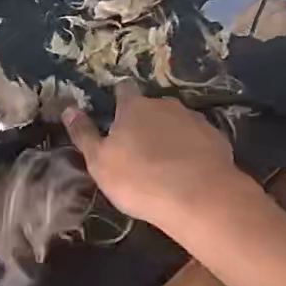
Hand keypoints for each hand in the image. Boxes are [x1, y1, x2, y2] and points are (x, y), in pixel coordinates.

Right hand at [62, 83, 259, 227]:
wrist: (198, 195)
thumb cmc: (139, 179)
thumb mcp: (100, 162)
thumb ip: (84, 134)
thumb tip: (69, 109)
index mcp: (134, 107)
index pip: (124, 90)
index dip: (119, 100)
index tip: (116, 114)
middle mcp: (165, 104)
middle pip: (152, 107)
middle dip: (146, 121)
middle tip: (139, 148)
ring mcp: (194, 119)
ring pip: (177, 122)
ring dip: (170, 135)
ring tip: (165, 162)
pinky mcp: (216, 137)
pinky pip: (197, 139)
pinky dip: (191, 149)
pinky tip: (189, 170)